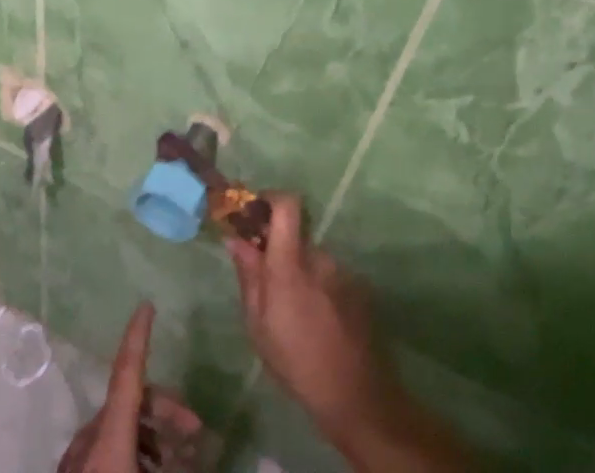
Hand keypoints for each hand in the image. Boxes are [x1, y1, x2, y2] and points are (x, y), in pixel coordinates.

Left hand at [57, 303, 203, 472]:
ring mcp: (75, 454)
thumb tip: (201, 451)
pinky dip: (129, 446)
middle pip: (127, 403)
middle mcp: (88, 436)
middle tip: (194, 427)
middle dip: (163, 407)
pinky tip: (147, 462)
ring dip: (147, 431)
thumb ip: (178, 464)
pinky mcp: (71, 469)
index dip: (137, 337)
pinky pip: (103, 446)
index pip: (125, 373)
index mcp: (108, 435)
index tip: (146, 305)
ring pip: (115, 426)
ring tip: (173, 453)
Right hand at [225, 194, 396, 437]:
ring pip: (312, 259)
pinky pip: (329, 276)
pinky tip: (316, 322)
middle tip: (264, 282)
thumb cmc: (296, 362)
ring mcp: (344, 274)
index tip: (252, 212)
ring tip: (292, 312)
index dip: (269, 198)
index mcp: (290, 264)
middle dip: (277, 249)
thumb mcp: (257, 324)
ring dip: (299, 272)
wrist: (356, 395)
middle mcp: (320, 259)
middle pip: (295, 236)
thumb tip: (235, 239)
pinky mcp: (359, 290)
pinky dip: (318, 288)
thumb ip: (248, 275)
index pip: (287, 205)